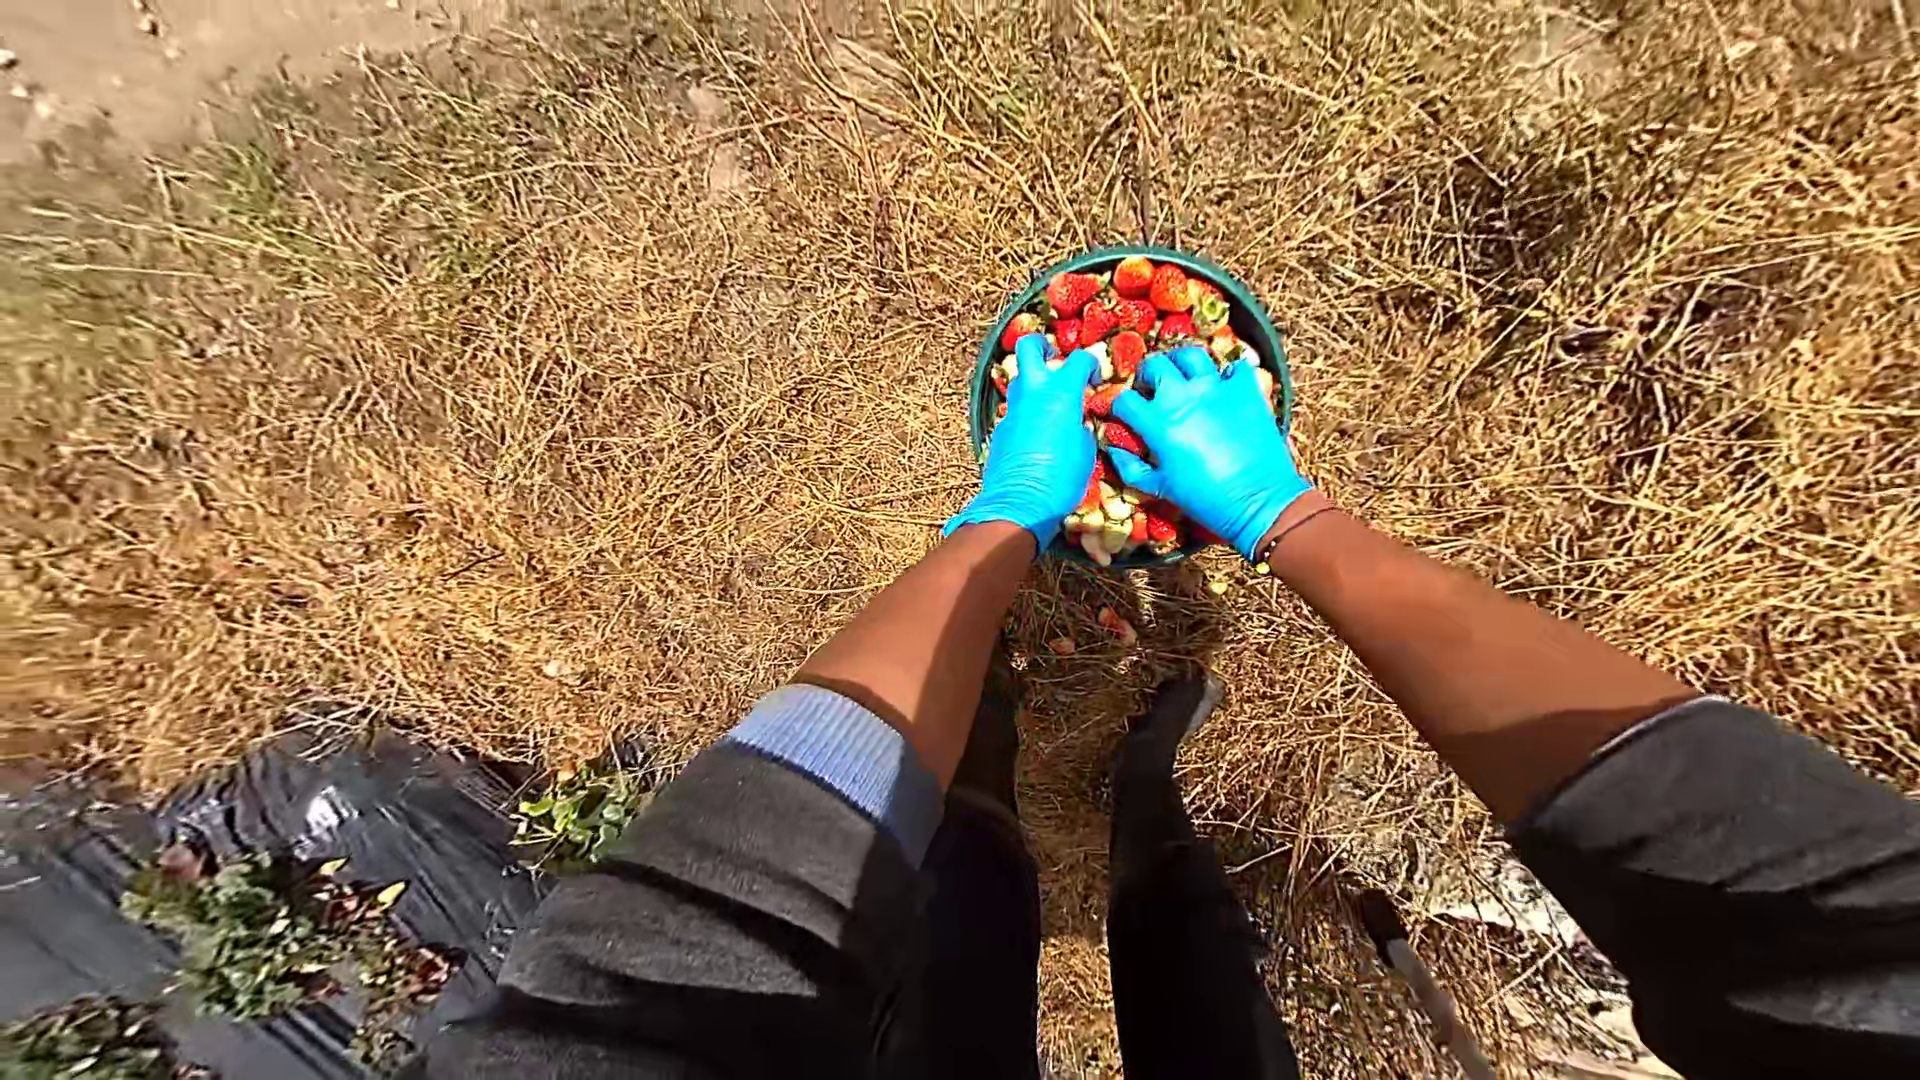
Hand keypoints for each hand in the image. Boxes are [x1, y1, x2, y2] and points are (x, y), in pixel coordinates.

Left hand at [947, 334, 1100, 547]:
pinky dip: (1027, 411)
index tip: (1095, 378)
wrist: (1020, 503)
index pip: (1079, 360)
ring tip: (1049, 400)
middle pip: (1029, 347)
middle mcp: (1032, 393)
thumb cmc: (1062, 478)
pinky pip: (1015, 409)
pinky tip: (1038, 430)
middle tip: (1055, 357)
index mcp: (1060, 392)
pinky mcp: (1000, 430)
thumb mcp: (1086, 451)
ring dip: (1033, 382)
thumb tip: (1077, 421)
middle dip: (1042, 345)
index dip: (1091, 363)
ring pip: (1019, 379)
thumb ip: (1082, 426)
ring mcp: (1012, 410)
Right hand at [1107, 346, 1310, 560]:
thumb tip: (1112, 449)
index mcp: (1157, 421)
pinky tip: (1222, 386)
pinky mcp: (1246, 388)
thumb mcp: (1157, 487)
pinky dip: (1226, 373)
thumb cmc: (1201, 497)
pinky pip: (1234, 367)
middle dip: (1147, 376)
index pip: (1125, 399)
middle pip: (1154, 365)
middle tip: (1151, 390)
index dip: (1119, 405)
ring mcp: (1217, 387)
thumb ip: (1129, 467)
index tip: (1125, 414)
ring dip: (1180, 364)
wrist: (1256, 499)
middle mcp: (1183, 396)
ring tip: (1182, 378)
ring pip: (1191, 355)